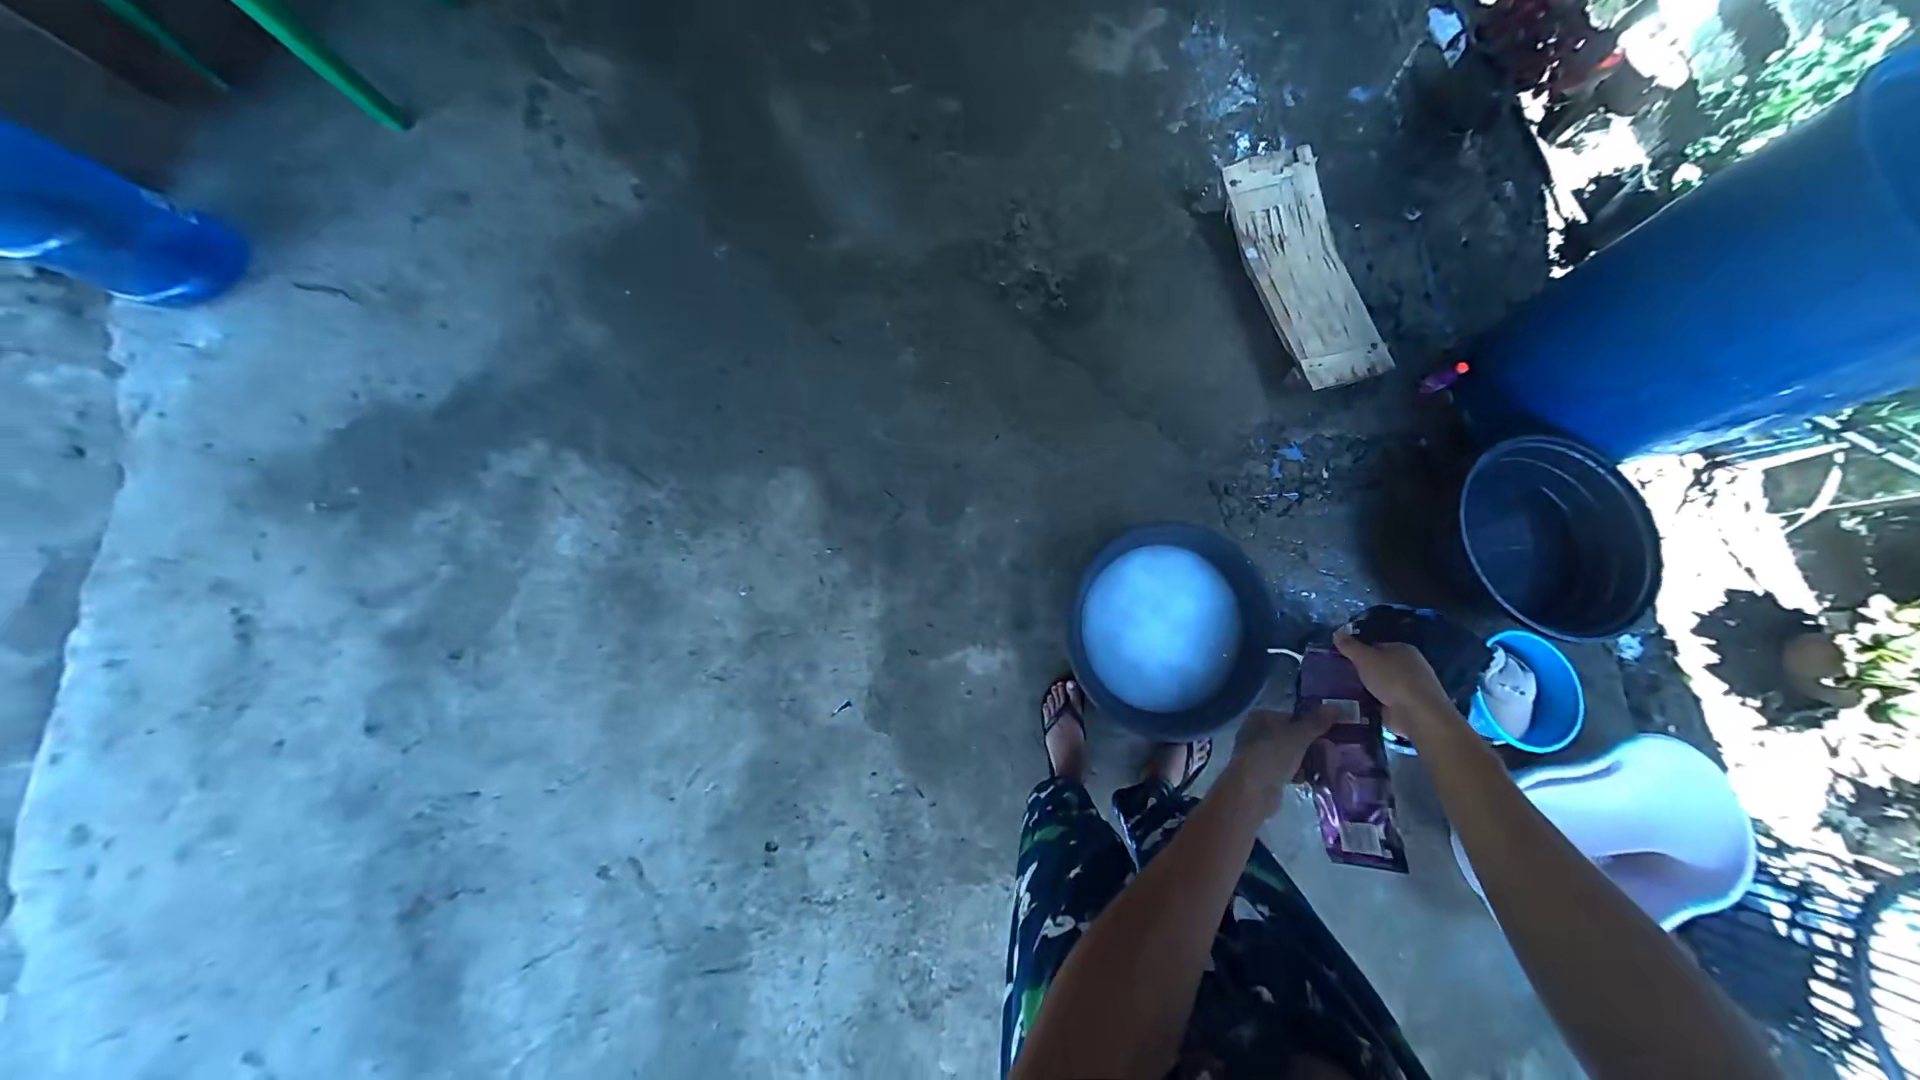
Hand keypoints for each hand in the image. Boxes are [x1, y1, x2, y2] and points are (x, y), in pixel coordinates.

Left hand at [1233, 706, 1335, 781]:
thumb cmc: (1273, 755)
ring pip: (1292, 754)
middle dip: (1313, 747)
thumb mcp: (1298, 736)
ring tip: (1324, 769)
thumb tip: (1336, 706)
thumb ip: (1317, 722)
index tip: (1331, 738)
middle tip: (1330, 756)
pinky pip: (1287, 769)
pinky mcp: (1264, 773)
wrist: (1252, 790)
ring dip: (1308, 761)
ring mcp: (1259, 753)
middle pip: (1293, 736)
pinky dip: (1299, 773)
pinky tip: (1311, 780)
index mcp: (1261, 717)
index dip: (1313, 727)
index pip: (1293, 717)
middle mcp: (1257, 732)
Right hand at [1332, 631, 1462, 743]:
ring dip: (1364, 688)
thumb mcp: (1365, 658)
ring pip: (1379, 684)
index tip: (1341, 659)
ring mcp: (1409, 687)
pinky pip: (1382, 701)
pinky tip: (1354, 705)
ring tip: (1341, 691)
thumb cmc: (1392, 678)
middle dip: (1360, 671)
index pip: (1376, 646)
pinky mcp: (1406, 706)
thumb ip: (1349, 646)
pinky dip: (1371, 703)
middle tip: (1338, 675)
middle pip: (1378, 666)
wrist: (1417, 713)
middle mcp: (1409, 666)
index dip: (1358, 652)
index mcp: (1403, 649)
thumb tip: (1336, 633)